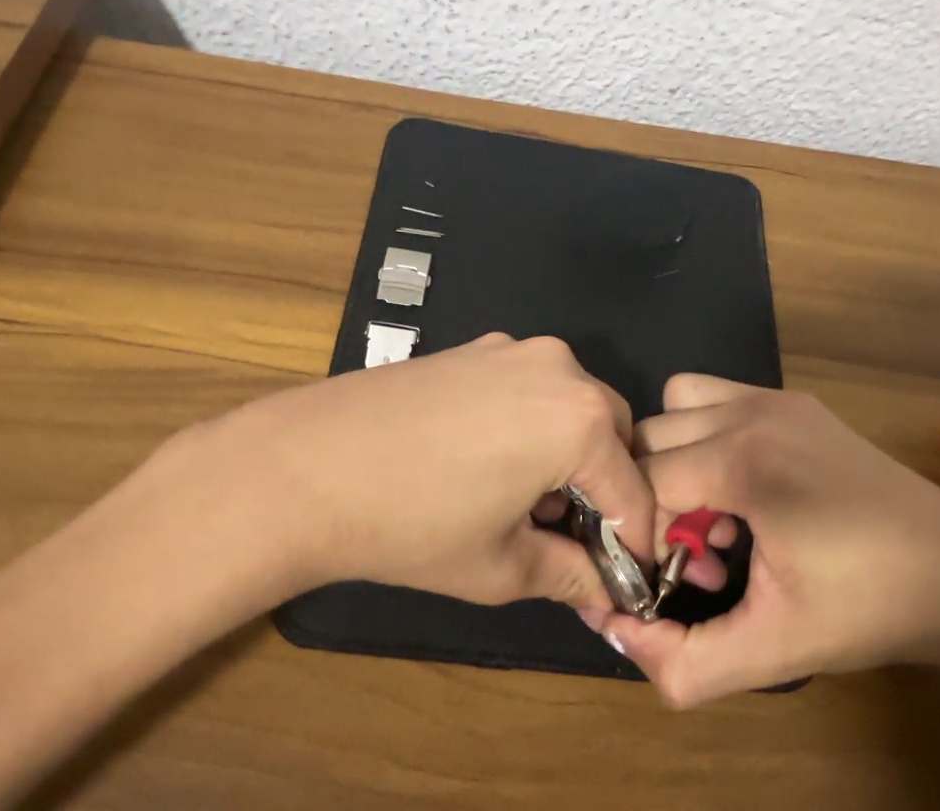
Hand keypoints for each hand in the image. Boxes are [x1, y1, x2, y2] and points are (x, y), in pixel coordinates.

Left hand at [122, 333, 653, 625]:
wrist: (304, 467)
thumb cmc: (412, 525)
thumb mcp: (501, 567)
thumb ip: (570, 576)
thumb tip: (606, 591)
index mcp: (579, 419)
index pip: (635, 489)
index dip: (636, 542)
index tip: (627, 577)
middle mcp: (558, 368)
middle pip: (611, 436)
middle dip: (605, 487)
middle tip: (573, 538)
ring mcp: (511, 349)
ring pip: (571, 407)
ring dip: (569, 453)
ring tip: (528, 502)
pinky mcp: (473, 348)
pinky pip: (529, 388)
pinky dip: (532, 425)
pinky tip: (489, 463)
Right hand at [602, 374, 939, 706]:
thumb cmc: (867, 610)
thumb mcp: (771, 650)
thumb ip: (680, 659)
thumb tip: (611, 627)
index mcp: (742, 460)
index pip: (641, 483)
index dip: (643, 539)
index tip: (676, 581)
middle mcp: (751, 411)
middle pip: (649, 439)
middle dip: (656, 501)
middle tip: (700, 558)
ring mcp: (776, 399)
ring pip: (676, 406)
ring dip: (674, 458)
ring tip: (716, 515)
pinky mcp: (796, 403)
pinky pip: (716, 400)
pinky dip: (705, 437)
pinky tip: (744, 493)